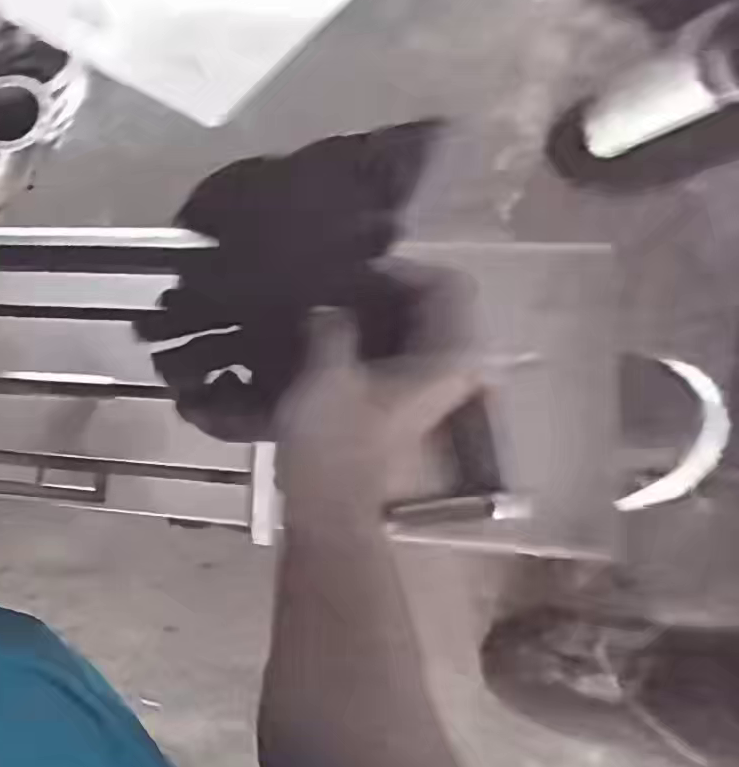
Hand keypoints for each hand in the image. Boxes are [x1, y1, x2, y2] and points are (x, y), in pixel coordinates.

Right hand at [275, 264, 478, 528]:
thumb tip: (324, 301)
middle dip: (376, 289)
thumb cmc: (334, 439)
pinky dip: (357, 335)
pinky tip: (317, 336)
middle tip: (323, 287)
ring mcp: (424, 380)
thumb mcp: (326, 376)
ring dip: (364, 312)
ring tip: (315, 307)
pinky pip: (386, 347)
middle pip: (428, 303)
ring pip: (405, 325)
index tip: (343, 271)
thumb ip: (330, 329)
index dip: (397, 269)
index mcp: (450, 353)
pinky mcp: (396, 394)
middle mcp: (451, 361)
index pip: (445, 283)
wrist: (329, 498)